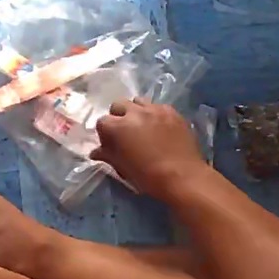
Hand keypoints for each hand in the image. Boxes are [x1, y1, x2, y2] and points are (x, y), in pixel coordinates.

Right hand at [92, 100, 211, 200]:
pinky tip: (160, 127)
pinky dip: (155, 114)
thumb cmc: (147, 176)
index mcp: (117, 127)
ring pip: (138, 101)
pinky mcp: (172, 111)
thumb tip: (96, 152)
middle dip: (118, 116)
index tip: (111, 144)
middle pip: (118, 105)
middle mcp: (134, 112)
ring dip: (136, 111)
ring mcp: (154, 109)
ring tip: (143, 126)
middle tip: (126, 132)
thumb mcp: (122, 168)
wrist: (182, 177)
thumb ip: (108, 155)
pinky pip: (158, 106)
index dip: (105, 134)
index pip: (102, 122)